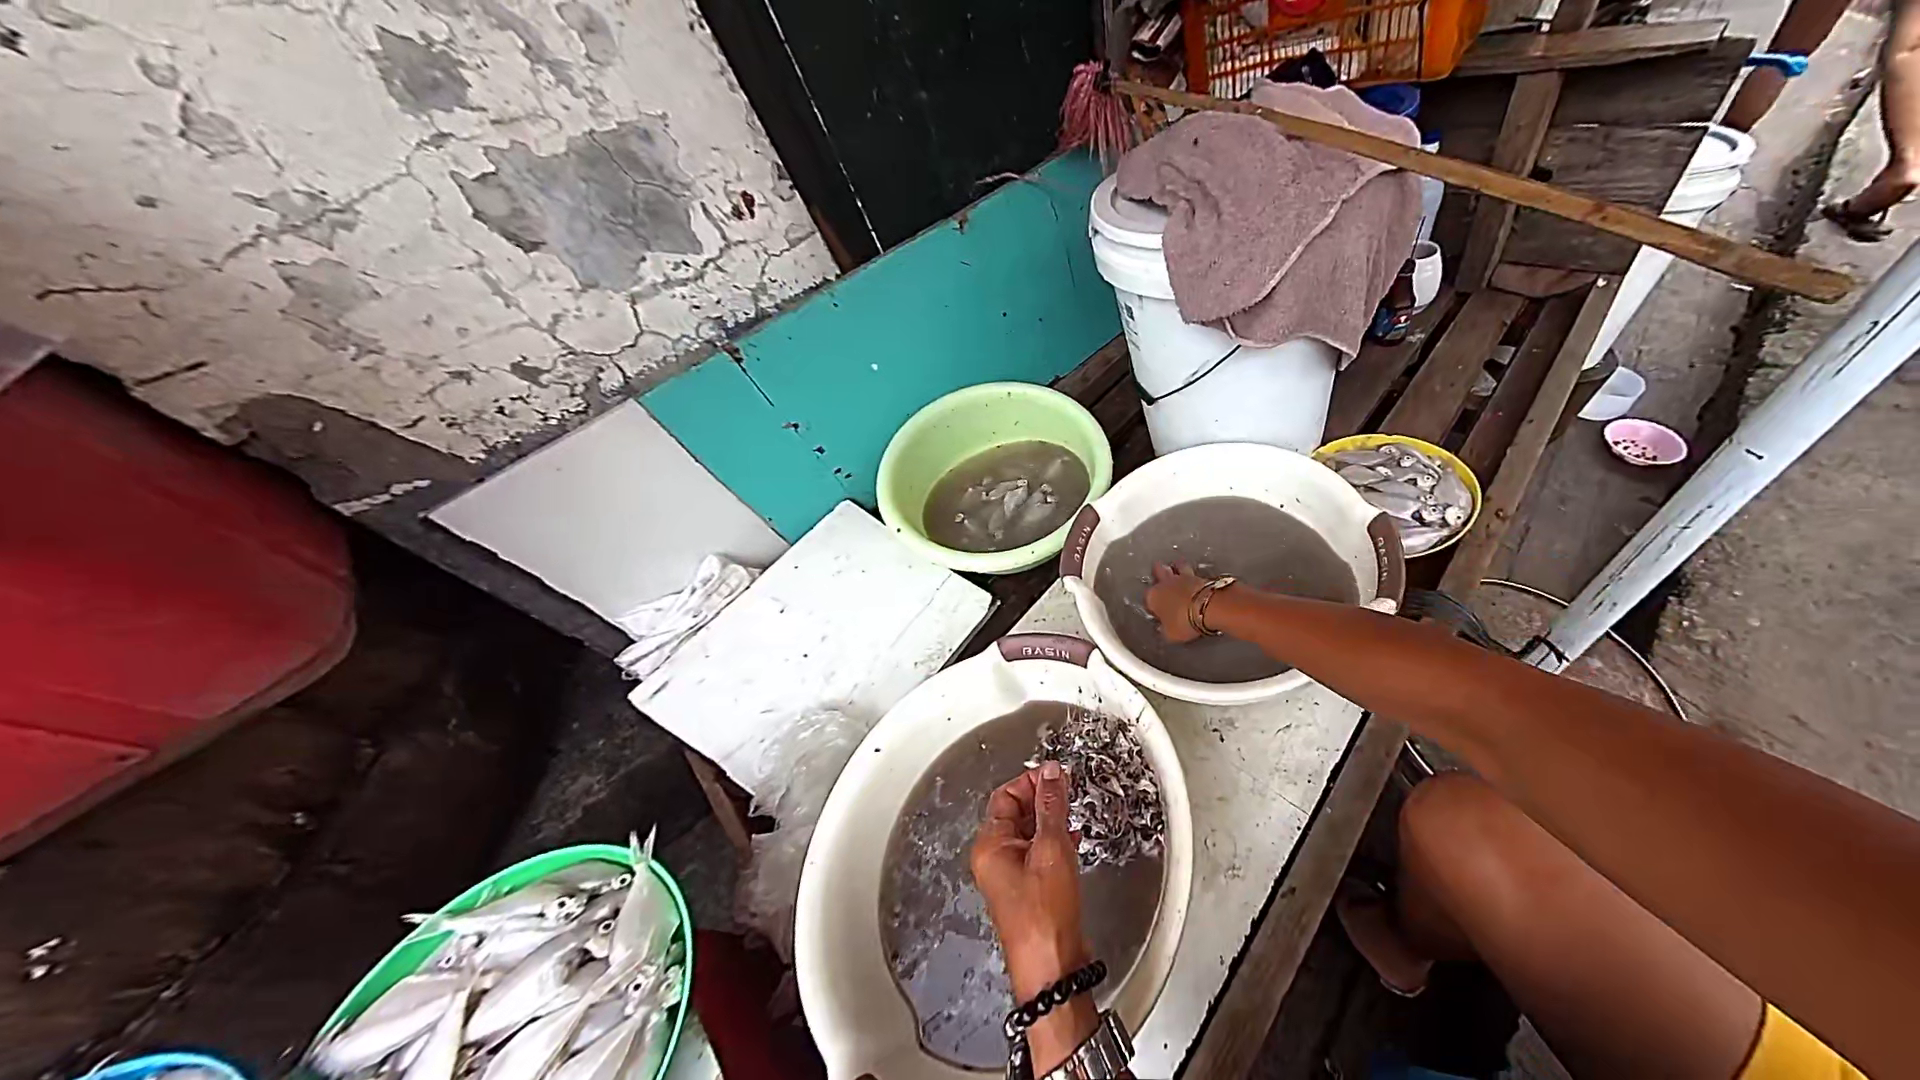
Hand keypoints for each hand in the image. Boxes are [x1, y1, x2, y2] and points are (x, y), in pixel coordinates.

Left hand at [971, 761, 1088, 998]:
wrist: (1054, 969)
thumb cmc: (1044, 917)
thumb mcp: (1052, 850)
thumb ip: (1052, 807)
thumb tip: (1052, 775)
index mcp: (990, 845)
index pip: (1005, 796)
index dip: (1030, 781)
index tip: (1055, 774)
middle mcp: (995, 858)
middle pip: (1015, 812)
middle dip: (1041, 798)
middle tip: (1066, 789)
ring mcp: (1011, 875)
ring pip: (1029, 832)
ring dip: (1050, 819)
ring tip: (1072, 810)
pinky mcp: (1029, 889)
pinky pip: (1038, 852)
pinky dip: (1054, 841)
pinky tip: (1072, 839)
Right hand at [1146, 562, 1209, 643]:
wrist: (1210, 608)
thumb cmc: (1184, 621)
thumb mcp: (1171, 634)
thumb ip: (1165, 630)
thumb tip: (1163, 629)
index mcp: (1153, 596)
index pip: (1147, 598)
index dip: (1152, 605)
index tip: (1158, 613)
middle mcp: (1165, 583)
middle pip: (1158, 570)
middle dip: (1158, 572)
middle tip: (1161, 575)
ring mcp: (1184, 577)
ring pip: (1177, 565)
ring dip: (1177, 567)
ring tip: (1179, 571)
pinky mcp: (1202, 576)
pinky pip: (1195, 573)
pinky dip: (1195, 577)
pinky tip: (1197, 582)